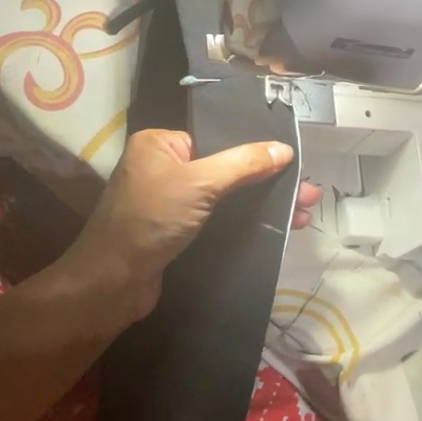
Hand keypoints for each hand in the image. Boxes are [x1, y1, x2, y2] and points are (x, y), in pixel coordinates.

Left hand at [66, 129, 313, 322]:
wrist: (112, 283)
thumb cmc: (151, 220)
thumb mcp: (200, 183)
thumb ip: (242, 164)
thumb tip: (284, 149)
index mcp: (160, 144)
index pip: (216, 138)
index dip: (256, 151)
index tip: (293, 164)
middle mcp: (162, 168)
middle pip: (226, 168)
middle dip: (268, 183)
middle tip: (309, 196)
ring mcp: (168, 202)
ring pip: (225, 197)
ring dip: (262, 206)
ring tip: (303, 215)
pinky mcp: (175, 232)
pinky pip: (217, 220)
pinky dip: (244, 224)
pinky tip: (276, 230)